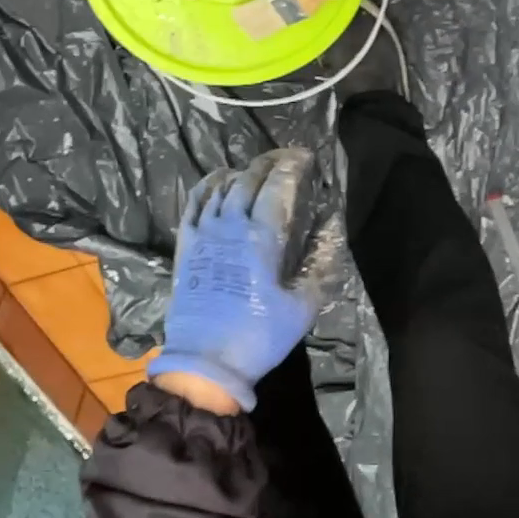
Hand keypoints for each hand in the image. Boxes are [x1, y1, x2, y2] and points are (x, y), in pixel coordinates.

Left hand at [149, 149, 333, 411]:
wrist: (204, 361)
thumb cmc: (259, 336)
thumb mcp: (302, 307)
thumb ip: (320, 265)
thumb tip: (333, 231)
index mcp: (262, 238)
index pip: (278, 187)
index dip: (292, 166)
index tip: (305, 156)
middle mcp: (230, 225)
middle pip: (248, 179)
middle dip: (268, 162)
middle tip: (285, 158)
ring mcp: (204, 233)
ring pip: (221, 187)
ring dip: (241, 171)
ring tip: (256, 168)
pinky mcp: (185, 245)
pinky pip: (194, 203)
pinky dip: (207, 185)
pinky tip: (217, 180)